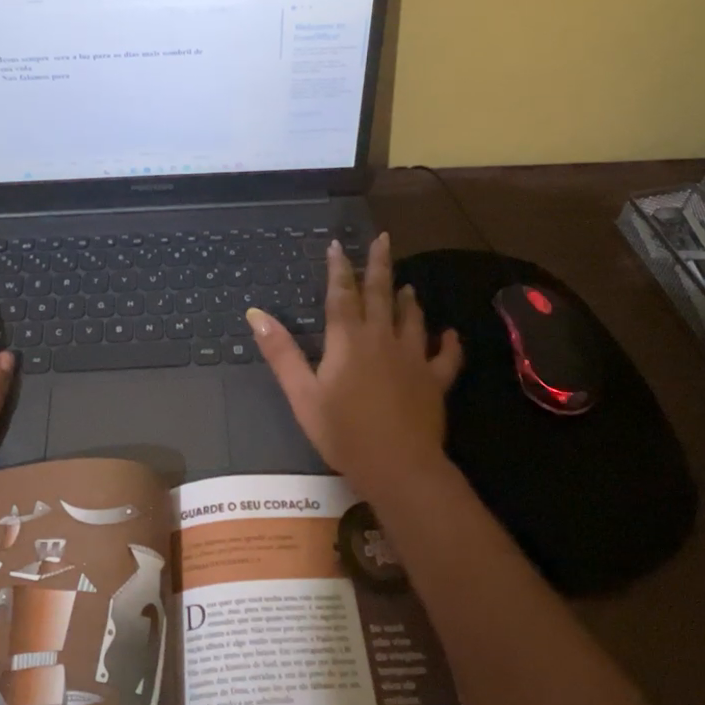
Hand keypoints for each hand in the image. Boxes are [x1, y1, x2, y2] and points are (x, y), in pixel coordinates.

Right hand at [246, 233, 462, 495]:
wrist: (398, 465)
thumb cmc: (343, 432)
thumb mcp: (302, 394)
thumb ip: (281, 352)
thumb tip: (255, 314)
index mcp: (348, 340)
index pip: (341, 294)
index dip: (338, 268)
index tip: (337, 245)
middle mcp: (382, 339)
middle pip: (381, 294)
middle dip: (379, 265)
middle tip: (383, 239)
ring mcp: (413, 358)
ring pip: (412, 318)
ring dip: (408, 300)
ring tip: (408, 285)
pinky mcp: (435, 380)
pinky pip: (445, 356)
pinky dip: (448, 342)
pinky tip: (449, 334)